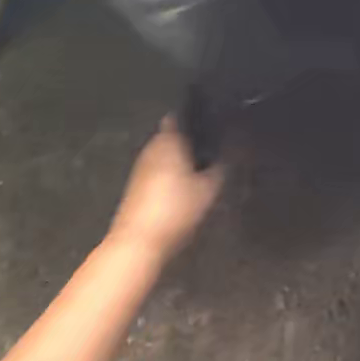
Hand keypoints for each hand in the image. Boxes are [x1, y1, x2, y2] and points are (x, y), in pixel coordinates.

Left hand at [107, 117, 223, 260]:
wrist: (138, 241)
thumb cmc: (175, 209)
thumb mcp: (208, 190)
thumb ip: (218, 169)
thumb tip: (224, 156)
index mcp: (169, 141)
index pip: (177, 119)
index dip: (191, 119)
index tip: (205, 123)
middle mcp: (151, 149)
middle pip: (170, 138)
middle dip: (186, 143)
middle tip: (208, 152)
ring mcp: (140, 168)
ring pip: (163, 156)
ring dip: (177, 161)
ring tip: (198, 173)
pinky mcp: (134, 187)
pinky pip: (156, 173)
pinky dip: (167, 176)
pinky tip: (180, 191)